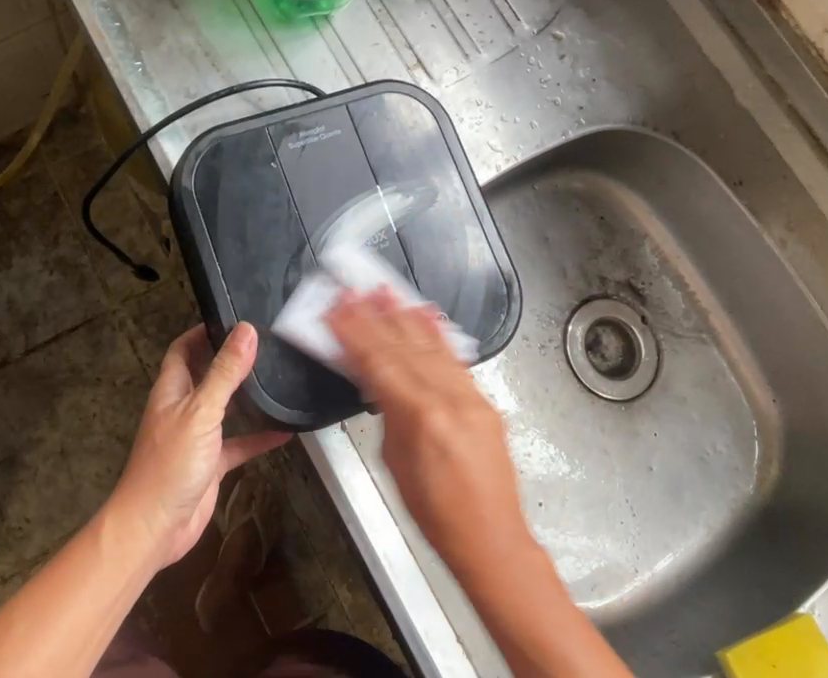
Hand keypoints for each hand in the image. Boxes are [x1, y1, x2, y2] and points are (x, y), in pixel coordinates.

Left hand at [105, 323, 289, 568]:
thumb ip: (224, 373)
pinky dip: (258, 438)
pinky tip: (284, 432)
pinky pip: (238, 444)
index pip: (183, 350)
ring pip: (224, 409)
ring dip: (247, 398)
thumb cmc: (170, 464)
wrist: (155, 527)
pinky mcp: (210, 465)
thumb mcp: (201, 412)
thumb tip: (246, 330)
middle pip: (206, 376)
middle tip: (264, 346)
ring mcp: (197, 438)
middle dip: (230, 361)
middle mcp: (183, 409)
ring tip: (278, 379)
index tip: (232, 318)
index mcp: (172, 390)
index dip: (202, 332)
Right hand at [328, 288, 529, 567]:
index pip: (379, 362)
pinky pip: (456, 360)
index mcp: (419, 417)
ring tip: (385, 290)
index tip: (337, 309)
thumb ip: (386, 414)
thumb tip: (375, 383)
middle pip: (402, 347)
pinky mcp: (484, 402)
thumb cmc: (435, 514)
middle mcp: (448, 399)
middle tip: (353, 290)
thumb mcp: (394, 462)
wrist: (491, 538)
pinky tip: (427, 315)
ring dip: (404, 316)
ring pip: (431, 347)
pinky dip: (438, 335)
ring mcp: (470, 398)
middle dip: (374, 316)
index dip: (354, 333)